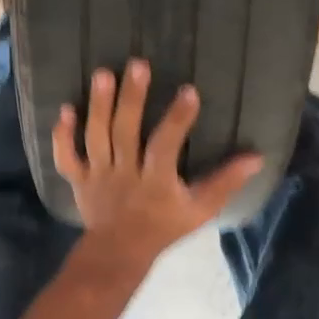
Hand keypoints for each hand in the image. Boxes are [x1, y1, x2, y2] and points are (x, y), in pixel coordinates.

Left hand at [51, 59, 263, 263]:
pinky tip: (65, 108)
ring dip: (98, 106)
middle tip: (137, 65)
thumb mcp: (200, 210)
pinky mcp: (78, 178)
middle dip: (131, 99)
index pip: (166, 146)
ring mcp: (98, 175)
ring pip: (95, 138)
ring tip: (102, 74)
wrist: (119, 253)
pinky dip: (62, 136)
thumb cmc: (164, 227)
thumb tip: (256, 157)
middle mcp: (124, 173)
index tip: (189, 90)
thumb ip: (226, 182)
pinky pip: (66, 158)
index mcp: (156, 182)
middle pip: (125, 133)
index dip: (177, 120)